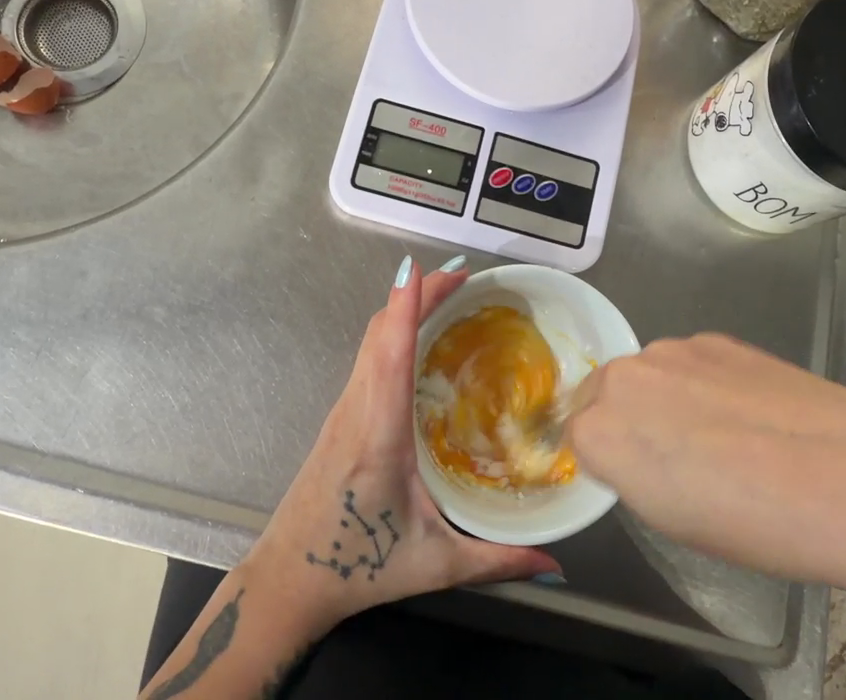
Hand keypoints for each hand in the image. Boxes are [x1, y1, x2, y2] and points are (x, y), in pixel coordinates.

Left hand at [241, 256, 559, 630]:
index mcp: (379, 435)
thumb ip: (499, 560)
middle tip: (465, 277)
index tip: (422, 267)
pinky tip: (418, 336)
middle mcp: (357, 409)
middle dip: (419, 294)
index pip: (391, 354)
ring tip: (447, 295)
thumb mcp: (435, 565)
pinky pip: (366, 357)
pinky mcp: (340, 415)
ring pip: (370, 340)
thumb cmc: (358, 568)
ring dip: (404, 308)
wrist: (288, 579)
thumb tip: (556, 565)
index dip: (407, 307)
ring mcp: (343, 409)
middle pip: (381, 332)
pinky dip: (393, 330)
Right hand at [564, 333, 845, 608]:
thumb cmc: (757, 526)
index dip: (606, 460)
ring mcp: (673, 350)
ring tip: (721, 433)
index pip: (576, 437)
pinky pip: (689, 363)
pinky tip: (748, 412)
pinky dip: (702, 383)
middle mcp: (626, 377)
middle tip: (675, 458)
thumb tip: (637, 453)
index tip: (636, 478)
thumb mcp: (674, 519)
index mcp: (602, 431)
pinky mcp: (718, 337)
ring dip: (665, 398)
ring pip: (649, 375)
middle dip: (628, 421)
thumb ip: (633, 473)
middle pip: (605, 395)